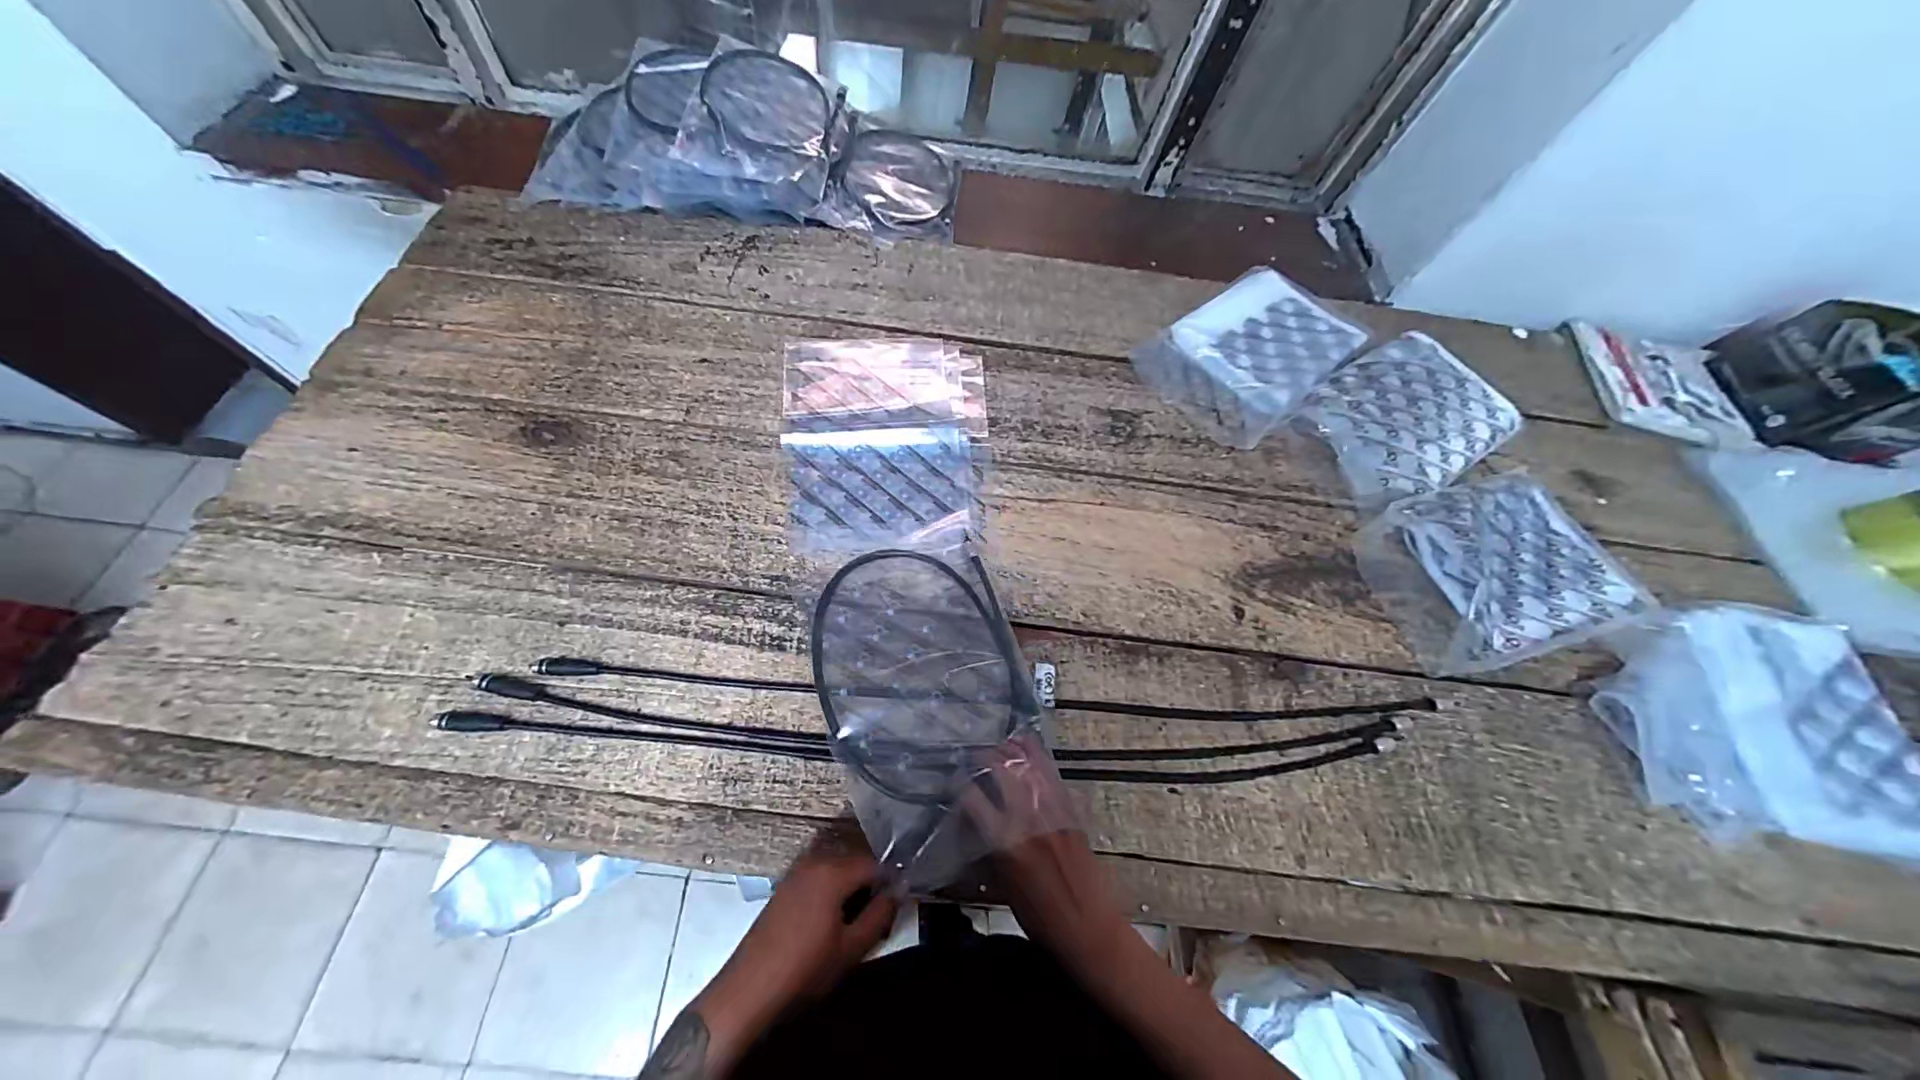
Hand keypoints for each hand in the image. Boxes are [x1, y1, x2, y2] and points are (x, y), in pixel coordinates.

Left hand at [687, 831, 896, 1075]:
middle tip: (879, 912)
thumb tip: (896, 893)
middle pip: (854, 861)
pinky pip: (818, 876)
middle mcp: (814, 862)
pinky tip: (830, 918)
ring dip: (850, 886)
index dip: (891, 881)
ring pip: (836, 868)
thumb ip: (879, 915)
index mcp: (833, 872)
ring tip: (856, 917)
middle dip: (870, 882)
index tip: (898, 901)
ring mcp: (795, 872)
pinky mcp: (783, 886)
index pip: (875, 864)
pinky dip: (831, 889)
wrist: (749, 989)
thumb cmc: (804, 969)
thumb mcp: (851, 948)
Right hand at [963, 736, 1129, 969]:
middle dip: (985, 758)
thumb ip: (987, 851)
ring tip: (1003, 743)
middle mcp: (1028, 820)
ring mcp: (1053, 812)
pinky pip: (1053, 776)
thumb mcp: (1003, 888)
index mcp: (1006, 843)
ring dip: (1014, 750)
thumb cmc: (1041, 919)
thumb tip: (973, 826)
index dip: (959, 787)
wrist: (1091, 929)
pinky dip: (1040, 758)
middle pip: (1002, 771)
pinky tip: (1030, 749)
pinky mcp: (1072, 812)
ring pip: (1030, 766)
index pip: (973, 799)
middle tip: (976, 757)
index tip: (953, 783)